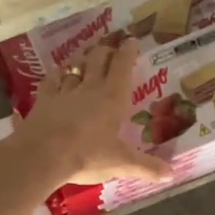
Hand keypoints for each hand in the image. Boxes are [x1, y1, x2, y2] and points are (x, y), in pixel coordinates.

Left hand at [9, 38, 173, 186]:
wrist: (42, 155)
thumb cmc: (88, 156)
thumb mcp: (122, 164)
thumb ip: (146, 167)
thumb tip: (172, 173)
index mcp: (113, 97)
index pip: (123, 66)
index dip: (128, 51)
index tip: (132, 41)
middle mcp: (90, 87)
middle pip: (98, 59)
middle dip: (106, 50)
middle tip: (110, 46)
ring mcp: (65, 91)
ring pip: (74, 66)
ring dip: (82, 58)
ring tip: (85, 53)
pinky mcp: (44, 99)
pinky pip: (51, 80)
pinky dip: (56, 74)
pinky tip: (56, 73)